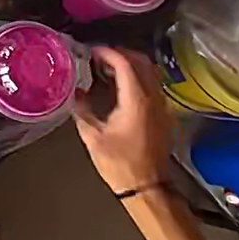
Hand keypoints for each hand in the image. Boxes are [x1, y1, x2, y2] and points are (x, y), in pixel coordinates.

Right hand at [75, 46, 173, 194]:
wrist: (147, 188)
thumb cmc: (120, 164)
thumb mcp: (93, 137)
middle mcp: (153, 98)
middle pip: (142, 62)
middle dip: (121, 53)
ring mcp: (161, 105)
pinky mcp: (163, 114)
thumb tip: (75, 93)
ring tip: (110, 68)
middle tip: (101, 55)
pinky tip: (123, 86)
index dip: (108, 53)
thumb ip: (83, 110)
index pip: (125, 64)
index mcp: (136, 100)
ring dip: (132, 64)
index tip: (93, 51)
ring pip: (150, 72)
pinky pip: (153, 84)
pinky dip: (139, 76)